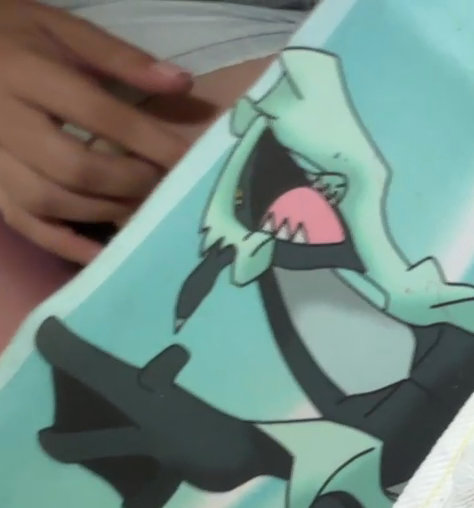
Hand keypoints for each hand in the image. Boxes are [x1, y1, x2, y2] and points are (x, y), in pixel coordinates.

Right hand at [0, 0, 191, 260]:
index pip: (102, 117)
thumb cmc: (7, 35)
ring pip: (49, 200)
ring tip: (145, 205)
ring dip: (110, 211)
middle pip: (75, 168)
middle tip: (166, 184)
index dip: (157, 145)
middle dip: (134, 183)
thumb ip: (118, 57)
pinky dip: (70, 244)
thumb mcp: (57, 28)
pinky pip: (25, 223)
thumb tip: (181, 82)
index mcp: (21, 73)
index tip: (195, 162)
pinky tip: (111, 253)